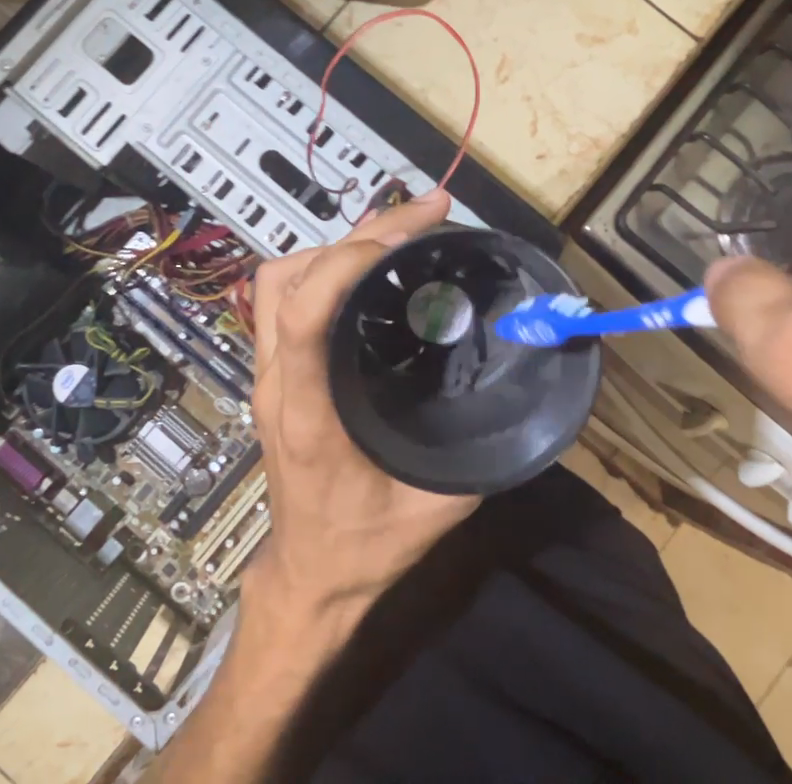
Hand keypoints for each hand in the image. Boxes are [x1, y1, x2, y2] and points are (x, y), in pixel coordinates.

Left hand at [243, 190, 480, 637]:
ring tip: (394, 234)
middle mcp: (278, 384)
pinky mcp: (275, 376)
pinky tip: (368, 270)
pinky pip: (284, 302)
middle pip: (287, 280)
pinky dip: (324, 271)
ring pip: (276, 283)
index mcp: (309, 414)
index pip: (304, 316)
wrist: (310, 576)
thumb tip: (523, 394)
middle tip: (422, 216)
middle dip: (354, 235)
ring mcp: (269, 377)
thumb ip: (478, 454)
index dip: (347, 262)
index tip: (406, 233)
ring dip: (332, 247)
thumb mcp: (434, 508)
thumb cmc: (362, 548)